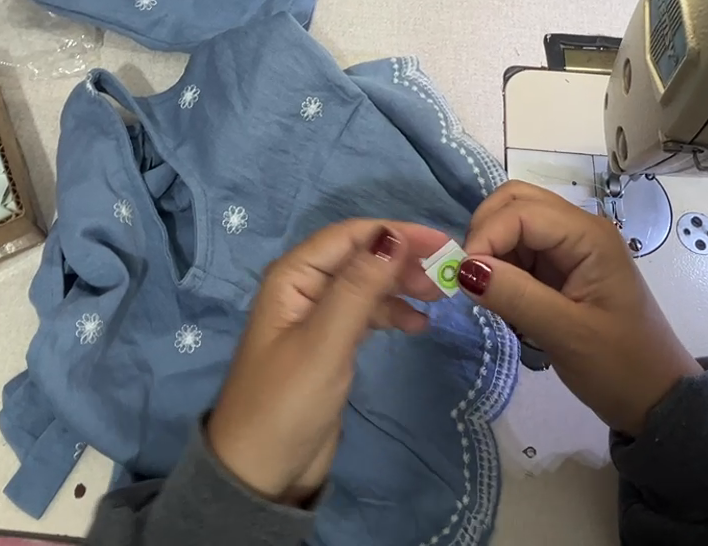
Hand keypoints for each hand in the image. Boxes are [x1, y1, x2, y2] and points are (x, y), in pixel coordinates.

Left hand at [206, 219, 448, 505]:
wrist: (260, 474)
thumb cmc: (286, 402)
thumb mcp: (325, 341)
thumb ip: (359, 287)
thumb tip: (393, 234)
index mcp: (294, 274)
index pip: (351, 236)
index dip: (397, 233)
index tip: (441, 243)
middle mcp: (305, 286)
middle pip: (362, 256)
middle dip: (404, 259)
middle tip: (448, 272)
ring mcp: (318, 315)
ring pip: (368, 284)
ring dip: (402, 285)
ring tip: (440, 297)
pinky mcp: (331, 343)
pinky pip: (367, 312)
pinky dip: (393, 313)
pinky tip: (419, 324)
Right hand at [458, 180, 699, 434]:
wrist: (656, 401)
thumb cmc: (621, 367)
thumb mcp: (566, 334)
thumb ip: (514, 295)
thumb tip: (461, 267)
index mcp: (589, 236)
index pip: (521, 211)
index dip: (486, 235)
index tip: (462, 277)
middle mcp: (579, 228)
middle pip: (516, 201)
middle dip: (484, 230)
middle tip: (467, 274)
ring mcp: (571, 246)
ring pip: (514, 221)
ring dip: (491, 247)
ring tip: (484, 288)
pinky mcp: (561, 265)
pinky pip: (520, 247)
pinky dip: (500, 262)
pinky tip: (499, 293)